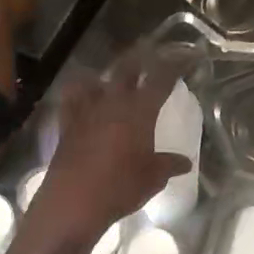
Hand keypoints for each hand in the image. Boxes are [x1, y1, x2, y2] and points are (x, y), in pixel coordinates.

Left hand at [29, 46, 191, 241]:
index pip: (161, 78)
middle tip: (150, 51)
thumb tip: (184, 162)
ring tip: (113, 75)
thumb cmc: (119, 189)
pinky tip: (81, 95)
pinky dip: (78, 92)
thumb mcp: (152, 179)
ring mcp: (86, 111)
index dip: (176, 64)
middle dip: (140, 57)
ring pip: (95, 79)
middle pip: (126, 68)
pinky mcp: (66, 125)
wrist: (73, 202)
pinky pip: (71, 99)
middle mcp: (112, 102)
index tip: (187, 56)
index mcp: (139, 111)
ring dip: (106, 74)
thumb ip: (168, 165)